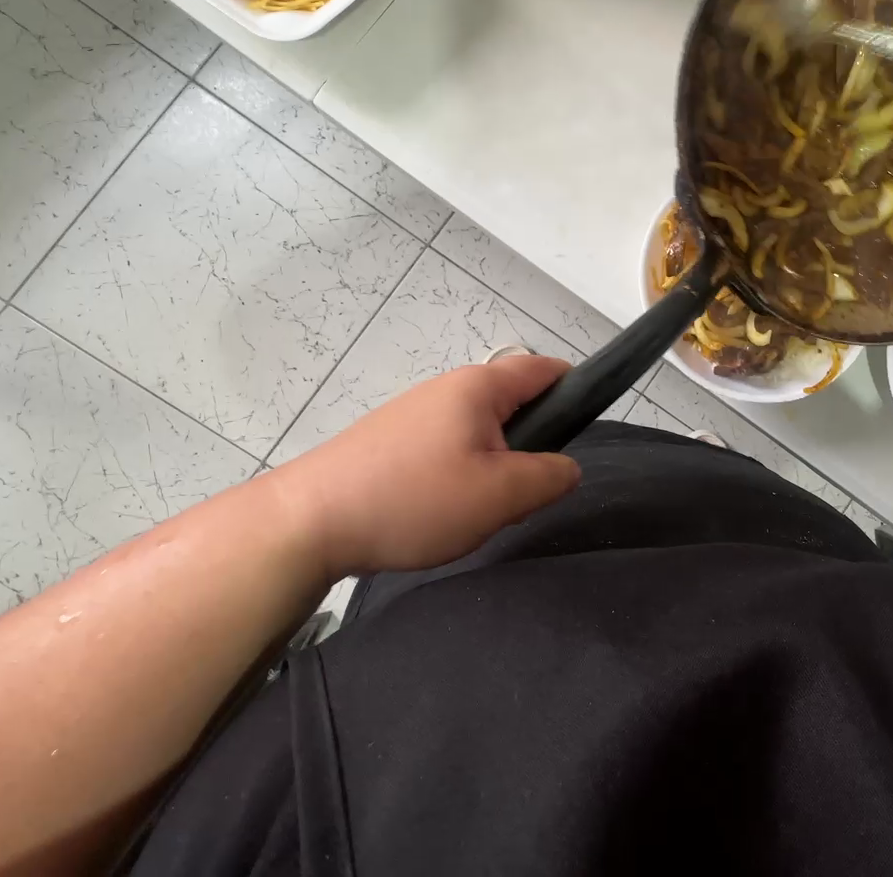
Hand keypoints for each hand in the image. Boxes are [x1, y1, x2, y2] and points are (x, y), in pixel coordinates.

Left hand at [263, 356, 581, 576]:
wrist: (308, 523)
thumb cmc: (414, 499)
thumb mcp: (501, 494)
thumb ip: (550, 476)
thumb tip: (568, 466)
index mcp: (479, 387)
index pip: (544, 369)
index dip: (575, 390)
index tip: (584, 430)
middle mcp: (447, 388)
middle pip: (512, 405)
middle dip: (530, 445)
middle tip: (524, 493)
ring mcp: (414, 413)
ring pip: (479, 433)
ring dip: (493, 468)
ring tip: (479, 511)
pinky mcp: (390, 441)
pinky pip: (447, 449)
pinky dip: (459, 476)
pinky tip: (440, 513)